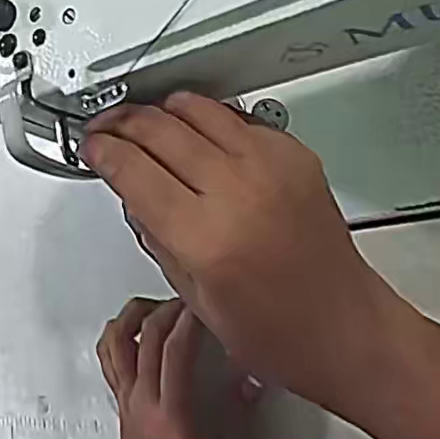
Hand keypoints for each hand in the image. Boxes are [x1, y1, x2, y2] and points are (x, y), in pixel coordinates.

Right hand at [83, 94, 411, 408]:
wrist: (347, 327)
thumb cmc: (281, 330)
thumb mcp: (195, 297)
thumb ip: (156, 235)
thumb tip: (131, 188)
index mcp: (207, 238)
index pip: (133, 170)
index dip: (103, 151)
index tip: (93, 147)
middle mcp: (238, 190)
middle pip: (157, 128)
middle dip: (121, 122)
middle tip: (107, 128)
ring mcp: (269, 164)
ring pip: (193, 107)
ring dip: (159, 110)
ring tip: (143, 121)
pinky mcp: (291, 152)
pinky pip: (233, 115)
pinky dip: (204, 117)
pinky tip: (193, 130)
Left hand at [98, 298, 259, 438]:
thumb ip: (242, 425)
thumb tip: (247, 380)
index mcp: (171, 419)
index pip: (174, 351)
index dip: (189, 320)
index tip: (204, 304)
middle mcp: (142, 405)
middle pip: (146, 335)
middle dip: (170, 308)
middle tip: (190, 300)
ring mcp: (127, 404)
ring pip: (116, 340)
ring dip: (136, 314)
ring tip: (158, 304)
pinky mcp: (121, 407)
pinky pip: (108, 358)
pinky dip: (117, 334)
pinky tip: (132, 326)